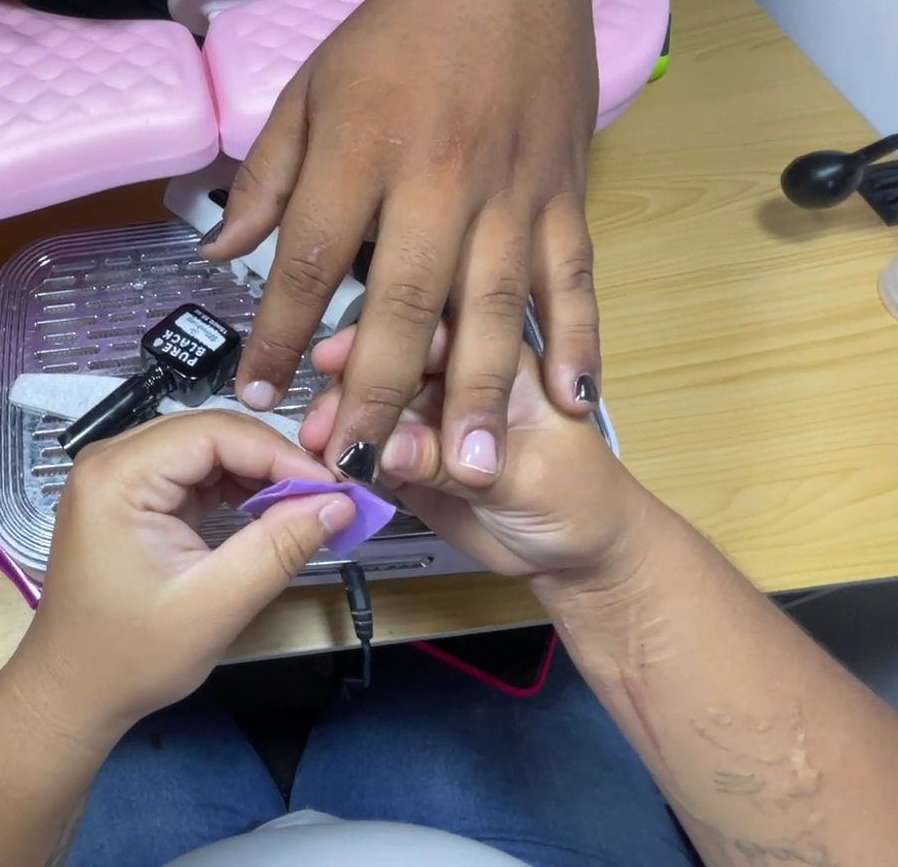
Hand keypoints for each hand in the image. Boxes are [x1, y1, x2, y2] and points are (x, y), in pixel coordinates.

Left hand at [10, 411, 354, 735]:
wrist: (73, 688)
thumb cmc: (131, 657)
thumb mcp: (213, 607)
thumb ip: (278, 548)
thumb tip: (338, 503)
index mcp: (116, 476)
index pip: (209, 432)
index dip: (276, 452)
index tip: (330, 486)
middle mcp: (110, 459)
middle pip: (205, 431)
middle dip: (269, 459)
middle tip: (325, 495)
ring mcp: (117, 473)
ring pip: (202, 447)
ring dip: (254, 471)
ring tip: (302, 505)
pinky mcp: (130, 491)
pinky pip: (190, 469)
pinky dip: (231, 485)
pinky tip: (265, 508)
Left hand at [202, 0, 604, 488]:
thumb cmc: (391, 36)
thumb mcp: (304, 91)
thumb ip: (263, 179)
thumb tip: (216, 251)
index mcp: (360, 152)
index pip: (307, 261)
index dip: (277, 333)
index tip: (256, 391)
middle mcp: (438, 180)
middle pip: (401, 302)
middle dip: (374, 390)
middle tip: (355, 462)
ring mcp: (512, 193)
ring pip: (492, 307)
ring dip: (474, 394)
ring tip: (462, 468)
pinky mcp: (566, 195)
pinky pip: (574, 278)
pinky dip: (578, 342)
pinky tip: (571, 404)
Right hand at [298, 324, 645, 578]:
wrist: (576, 559)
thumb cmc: (579, 501)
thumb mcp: (528, 480)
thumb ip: (453, 464)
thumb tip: (388, 449)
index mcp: (494, 363)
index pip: (431, 338)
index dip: (381, 343)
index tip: (333, 358)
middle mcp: (452, 382)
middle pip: (388, 372)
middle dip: (349, 394)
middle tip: (317, 424)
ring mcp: (425, 419)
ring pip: (370, 412)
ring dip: (341, 429)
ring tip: (317, 449)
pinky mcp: (406, 458)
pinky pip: (368, 452)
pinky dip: (347, 460)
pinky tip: (327, 468)